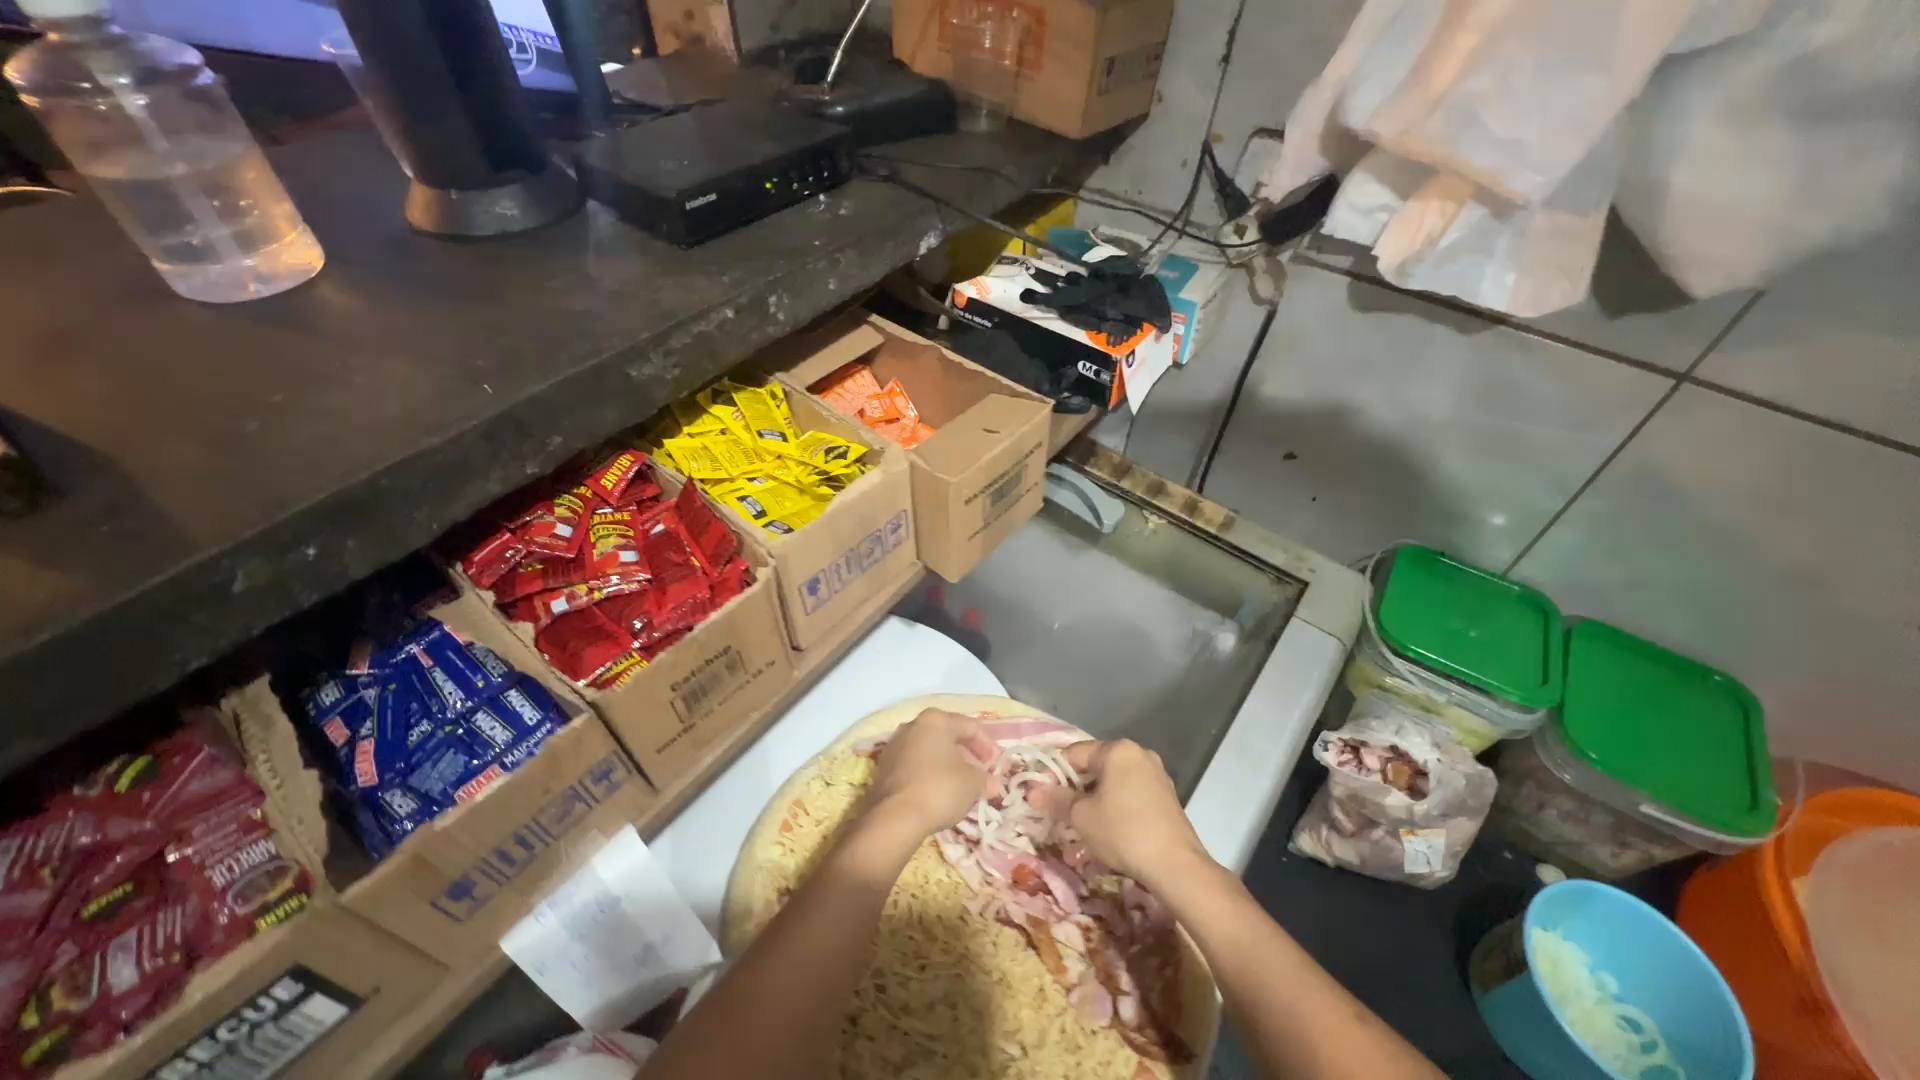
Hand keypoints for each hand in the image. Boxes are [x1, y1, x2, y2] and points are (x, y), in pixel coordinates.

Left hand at [863, 709, 996, 839]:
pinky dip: (930, 774)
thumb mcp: (973, 783)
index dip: (988, 746)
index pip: (970, 727)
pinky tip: (939, 793)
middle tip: (981, 775)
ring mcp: (895, 746)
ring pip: (930, 751)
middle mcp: (912, 726)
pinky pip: (915, 765)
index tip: (996, 765)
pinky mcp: (884, 768)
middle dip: (967, 755)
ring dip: (948, 765)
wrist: (895, 818)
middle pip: (947, 736)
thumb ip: (986, 779)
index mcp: (936, 721)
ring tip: (962, 786)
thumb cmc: (940, 789)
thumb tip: (994, 785)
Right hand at [1053, 739, 1212, 887]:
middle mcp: (1139, 755)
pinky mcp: (1166, 797)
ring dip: (1094, 800)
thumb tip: (1033, 792)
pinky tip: (1107, 830)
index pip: (1074, 753)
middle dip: (1075, 789)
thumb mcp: (1082, 816)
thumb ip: (1057, 799)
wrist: (1175, 865)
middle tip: (1060, 813)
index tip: (1041, 796)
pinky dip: (1115, 806)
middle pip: (1095, 766)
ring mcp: (1156, 775)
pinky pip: (1130, 794)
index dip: (1053, 774)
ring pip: (1113, 782)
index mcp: (1118, 750)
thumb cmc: (1123, 832)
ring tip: (1080, 825)